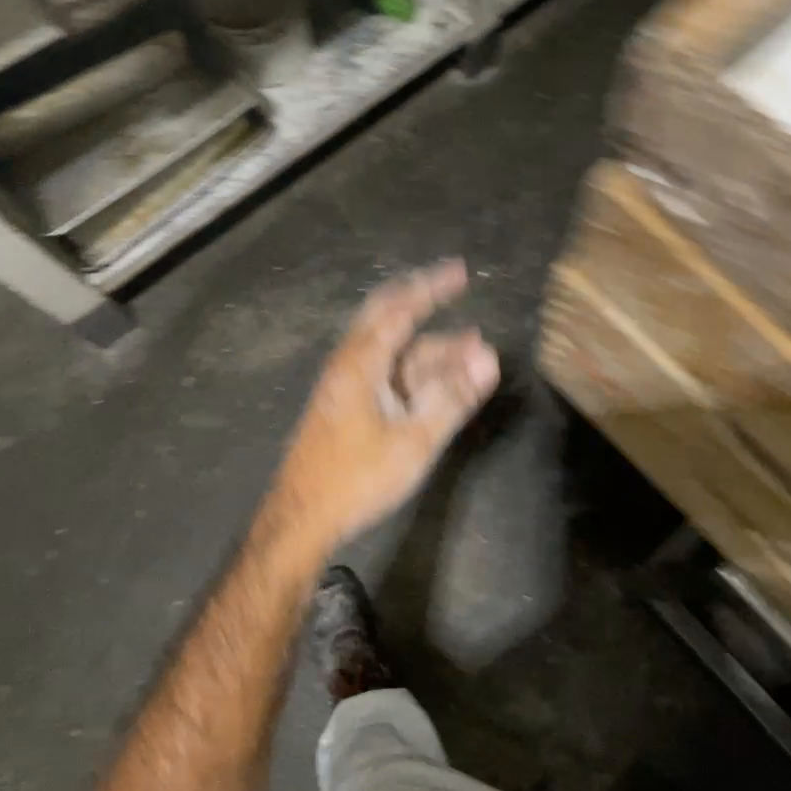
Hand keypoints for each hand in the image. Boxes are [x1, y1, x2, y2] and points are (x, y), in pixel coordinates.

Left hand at [271, 261, 499, 549]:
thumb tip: (489, 358)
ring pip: (395, 352)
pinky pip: (390, 374)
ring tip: (476, 349)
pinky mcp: (350, 406)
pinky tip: (445, 381)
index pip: (400, 309)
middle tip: (454, 282)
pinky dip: (419, 371)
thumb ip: (452, 398)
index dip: (432, 288)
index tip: (461, 272)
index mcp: (361, 362)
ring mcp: (349, 385)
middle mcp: (352, 363)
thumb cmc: (356, 478)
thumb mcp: (413, 441)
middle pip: (388, 317)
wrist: (302, 518)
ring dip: (433, 348)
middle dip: (422, 299)